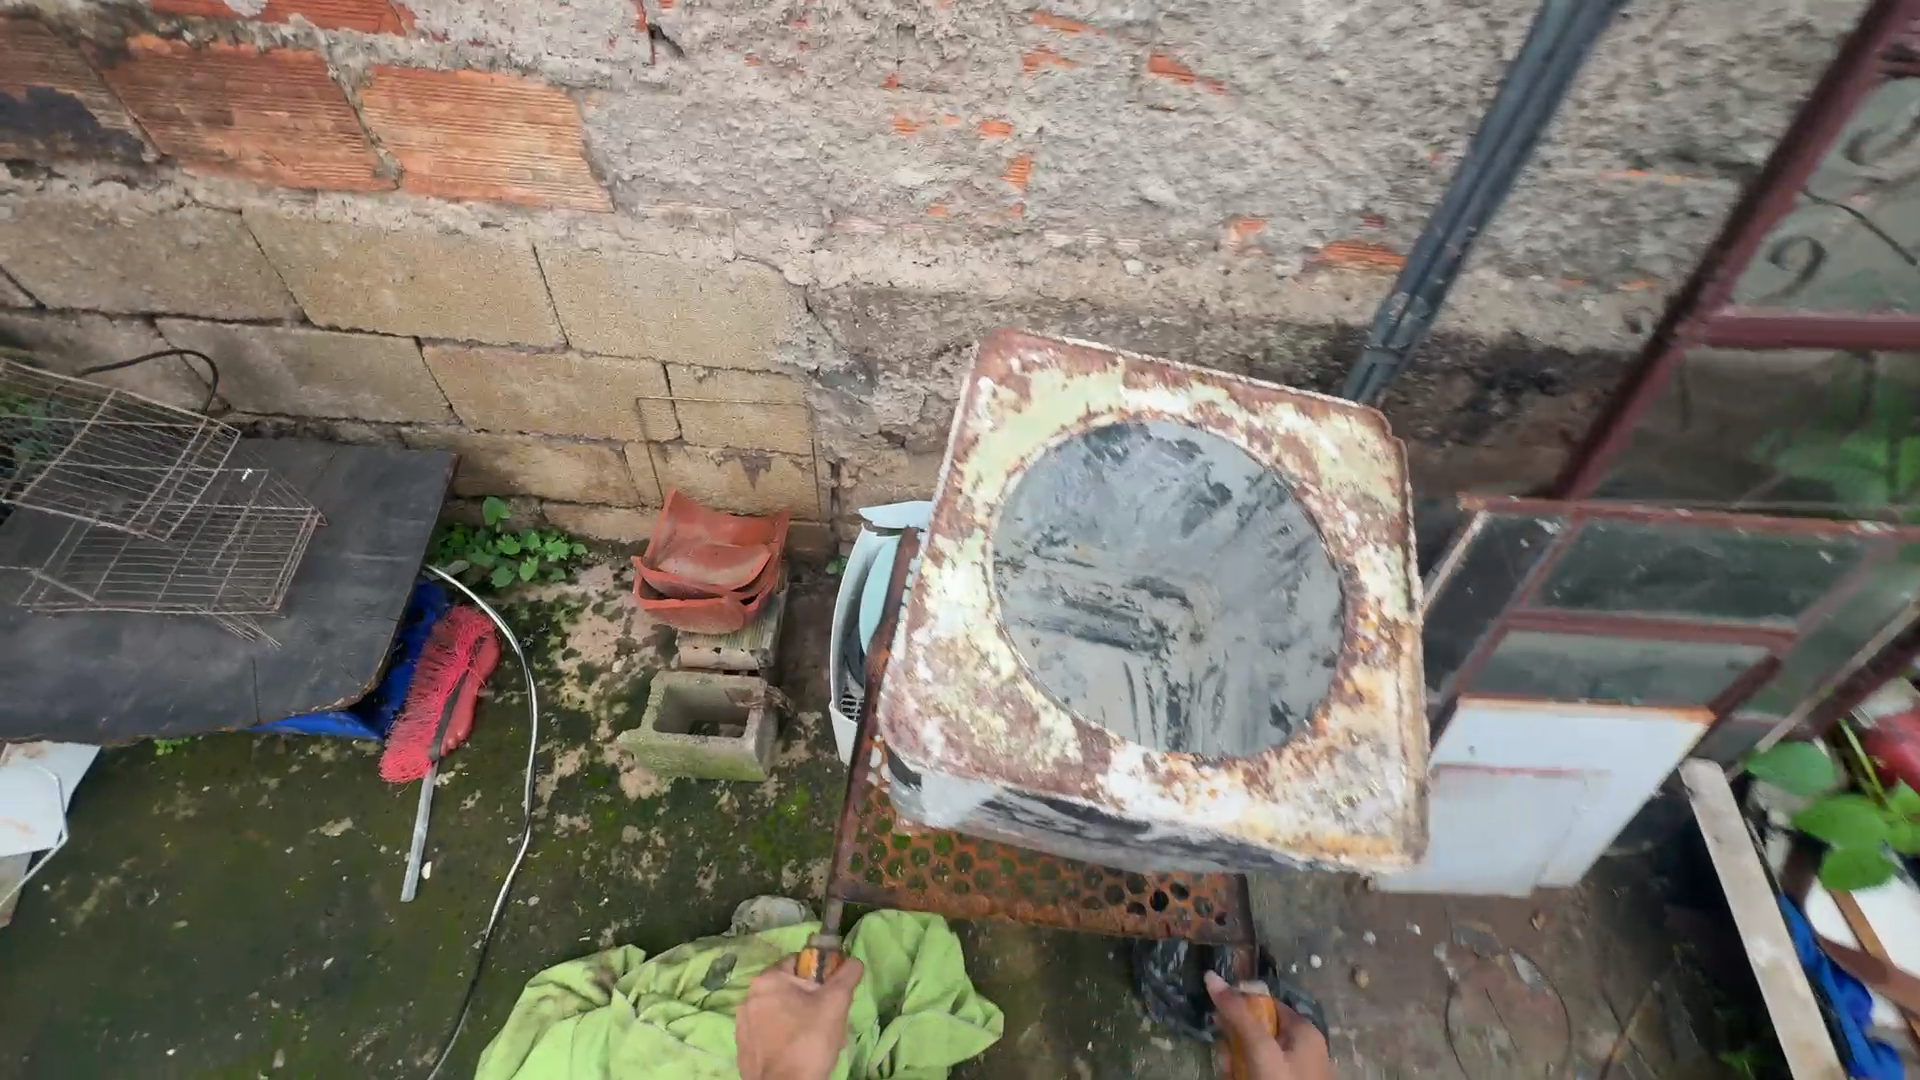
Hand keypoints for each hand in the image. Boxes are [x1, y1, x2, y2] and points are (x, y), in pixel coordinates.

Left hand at [736, 953, 864, 1079]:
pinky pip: (769, 1033)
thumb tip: (854, 960)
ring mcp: (743, 1026)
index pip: (799, 962)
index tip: (831, 993)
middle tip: (827, 1018)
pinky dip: (784, 1037)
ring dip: (798, 1018)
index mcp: (767, 980)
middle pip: (790, 988)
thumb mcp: (836, 1002)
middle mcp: (749, 998)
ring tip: (816, 1038)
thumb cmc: (809, 1041)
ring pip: (780, 1011)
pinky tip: (799, 1051)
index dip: (820, 974)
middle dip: (811, 1000)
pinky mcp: (743, 1050)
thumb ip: (847, 975)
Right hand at [1205, 970, 1333, 1079]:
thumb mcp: (1260, 1050)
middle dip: (1234, 1042)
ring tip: (1230, 1076)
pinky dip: (1243, 1076)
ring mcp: (1293, 1072)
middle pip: (1256, 1029)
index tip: (1218, 1020)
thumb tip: (1210, 975)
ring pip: (1254, 1054)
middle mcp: (1301, 1047)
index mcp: (1303, 1031)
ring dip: (1235, 1063)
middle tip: (1226, 1058)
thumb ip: (1237, 1014)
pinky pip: (1258, 1073)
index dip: (1239, 1007)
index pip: (1263, 1003)